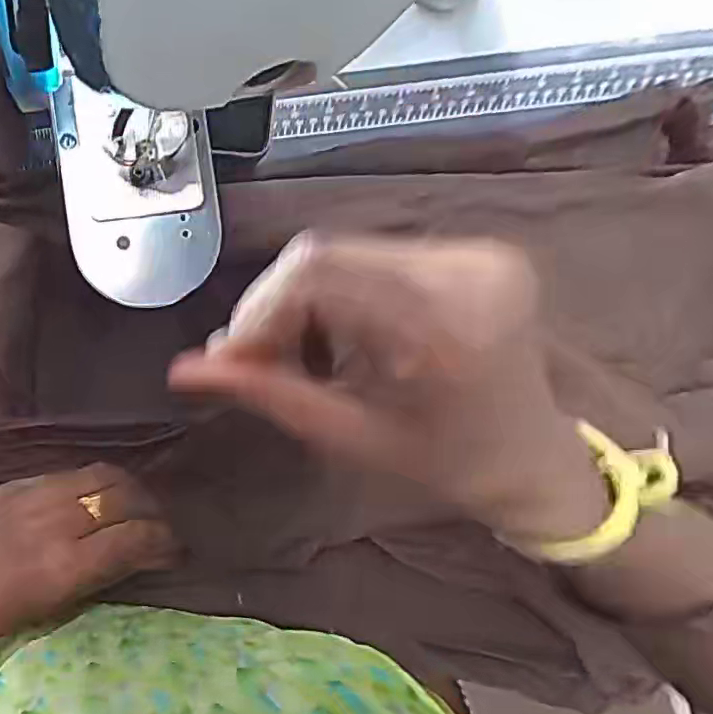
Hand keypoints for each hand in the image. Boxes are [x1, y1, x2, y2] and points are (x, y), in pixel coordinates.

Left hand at [0, 464, 179, 654]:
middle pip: (124, 495)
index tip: (174, 548)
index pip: (136, 536)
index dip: (165, 541)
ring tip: (131, 504)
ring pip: (101, 474)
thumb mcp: (58, 604)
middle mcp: (55, 521)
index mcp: (67, 563)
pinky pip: (69, 473)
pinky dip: (92, 483)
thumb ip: (103, 572)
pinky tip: (92, 498)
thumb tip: (143, 551)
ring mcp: (33, 495)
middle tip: (156, 524)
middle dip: (151, 509)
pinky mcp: (16, 484)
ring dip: (127, 489)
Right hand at [168, 233, 607, 541]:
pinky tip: (333, 334)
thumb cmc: (438, 463)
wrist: (529, 457)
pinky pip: (368, 257)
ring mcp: (474, 252)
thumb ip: (265, 393)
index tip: (232, 361)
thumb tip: (183, 370)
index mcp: (440, 325)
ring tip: (295, 354)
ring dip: (297, 303)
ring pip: (339, 252)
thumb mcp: (343, 435)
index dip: (256, 313)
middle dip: (270, 310)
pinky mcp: (471, 250)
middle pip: (321, 255)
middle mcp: (465, 268)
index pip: (314, 273)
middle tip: (255, 361)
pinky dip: (330, 295)